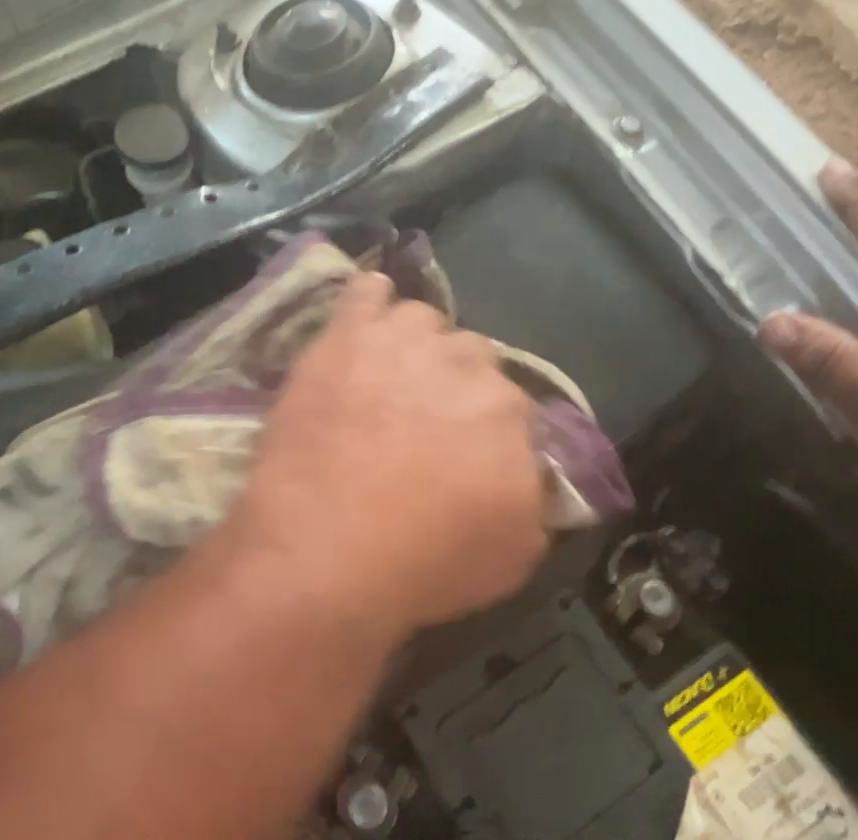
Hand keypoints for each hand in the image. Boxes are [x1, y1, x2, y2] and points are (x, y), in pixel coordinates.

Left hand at [224, 273, 547, 635]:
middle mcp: (467, 365)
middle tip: (420, 421)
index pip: (514, 405)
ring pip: (422, 320)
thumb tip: (530, 475)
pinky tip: (362, 317)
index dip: (487, 429)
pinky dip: (369, 300)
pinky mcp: (346, 335)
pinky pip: (367, 292)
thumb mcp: (513, 555)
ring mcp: (403, 342)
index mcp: (513, 413)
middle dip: (453, 383)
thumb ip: (533, 501)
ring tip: (386, 377)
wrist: (324, 548)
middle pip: (471, 356)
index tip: (463, 453)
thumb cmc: (423, 564)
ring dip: (413, 343)